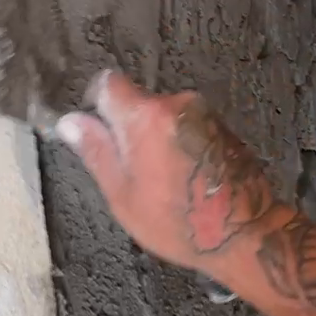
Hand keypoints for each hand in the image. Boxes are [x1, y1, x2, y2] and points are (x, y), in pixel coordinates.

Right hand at [55, 71, 279, 271]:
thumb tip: (69, 122)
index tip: (98, 129)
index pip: (108, 83)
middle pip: (138, 102)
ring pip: (162, 114)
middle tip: (134, 172)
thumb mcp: (123, 195)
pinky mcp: (221, 124)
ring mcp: (203, 112)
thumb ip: (96, 151)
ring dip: (156, 137)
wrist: (245, 233)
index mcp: (146, 116)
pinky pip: (186, 124)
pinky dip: (178, 142)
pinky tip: (186, 176)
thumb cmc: (177, 222)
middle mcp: (177, 102)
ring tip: (164, 180)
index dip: (97, 102)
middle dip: (130, 128)